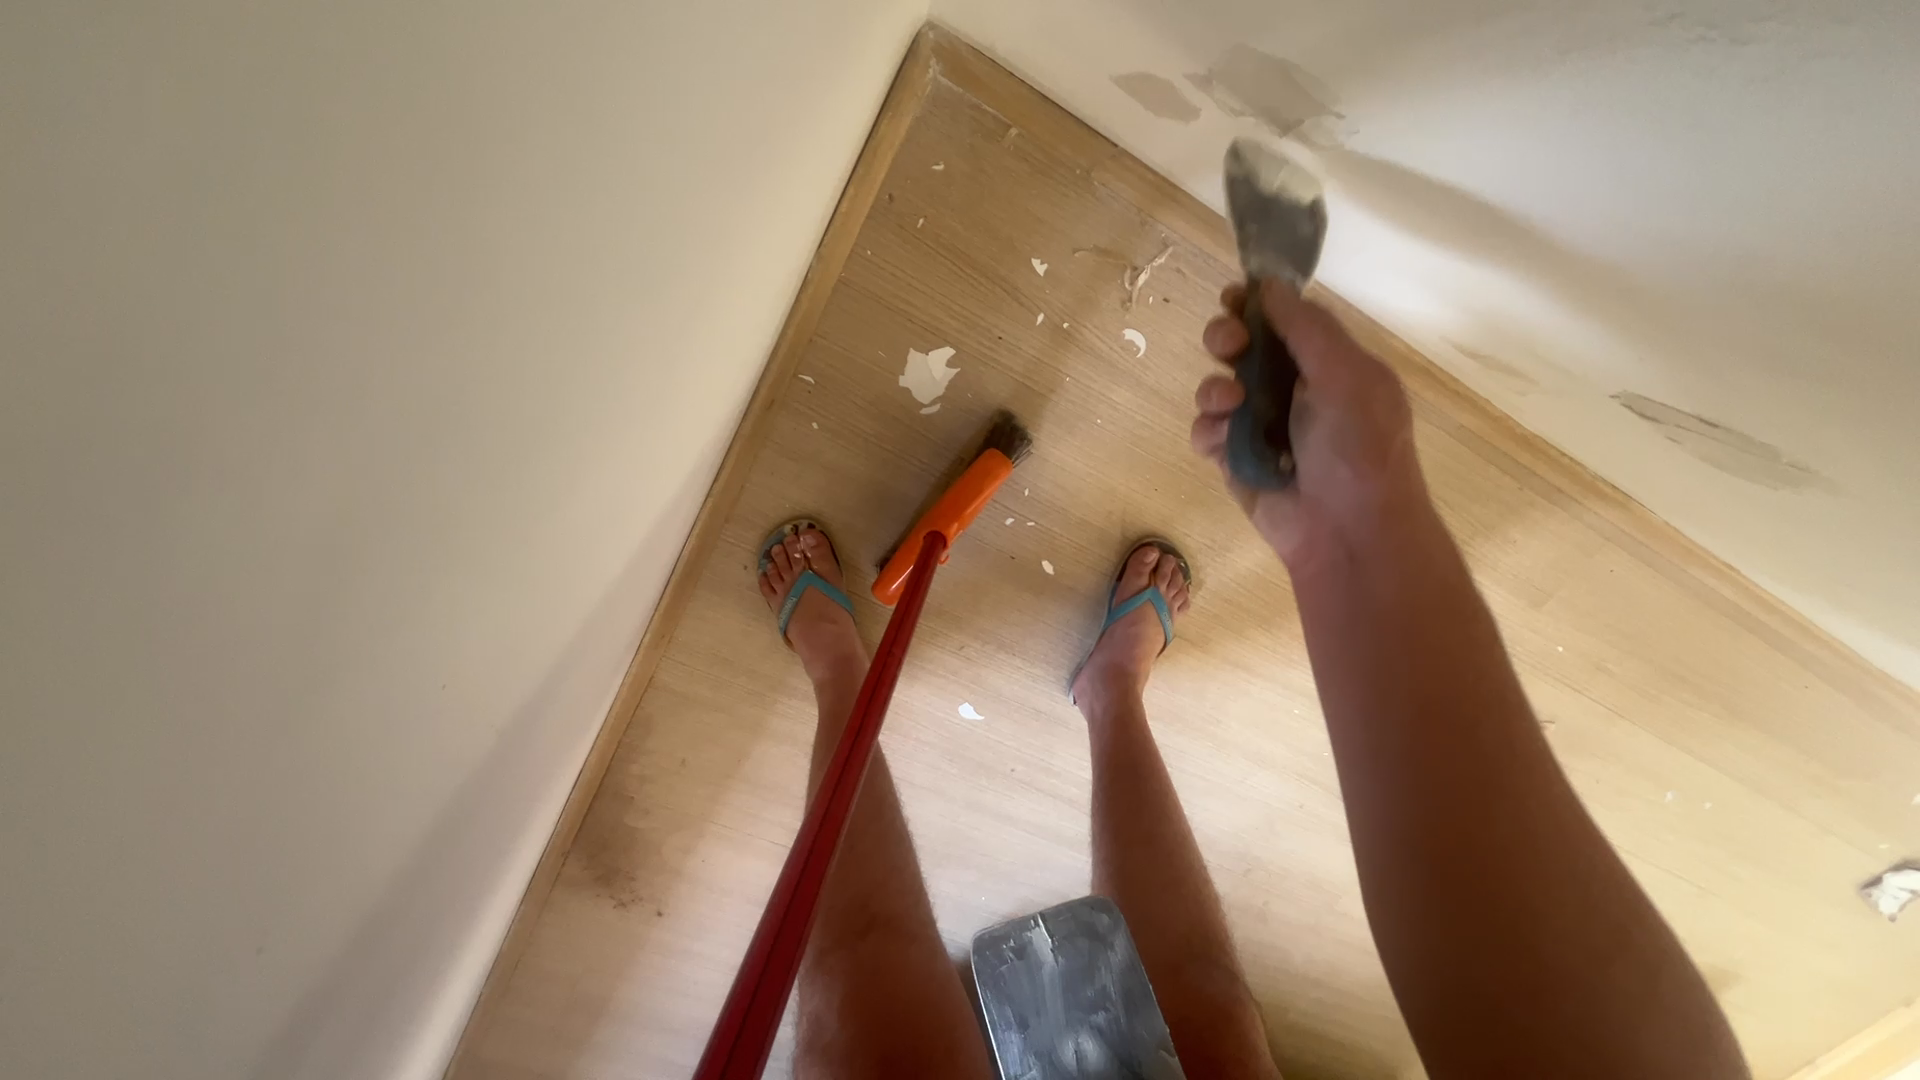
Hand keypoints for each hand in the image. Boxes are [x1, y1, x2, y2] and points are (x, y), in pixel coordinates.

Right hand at [1191, 280, 1425, 567]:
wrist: (1346, 530)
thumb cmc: (1359, 447)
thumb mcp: (1348, 376)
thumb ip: (1307, 328)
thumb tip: (1269, 284)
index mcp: (1326, 364)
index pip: (1283, 320)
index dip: (1256, 304)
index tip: (1235, 296)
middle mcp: (1289, 389)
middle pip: (1240, 347)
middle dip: (1226, 337)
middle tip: (1229, 344)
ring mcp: (1258, 425)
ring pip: (1216, 388)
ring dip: (1214, 387)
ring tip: (1230, 402)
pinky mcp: (1233, 459)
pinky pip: (1206, 432)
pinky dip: (1208, 431)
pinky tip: (1222, 442)